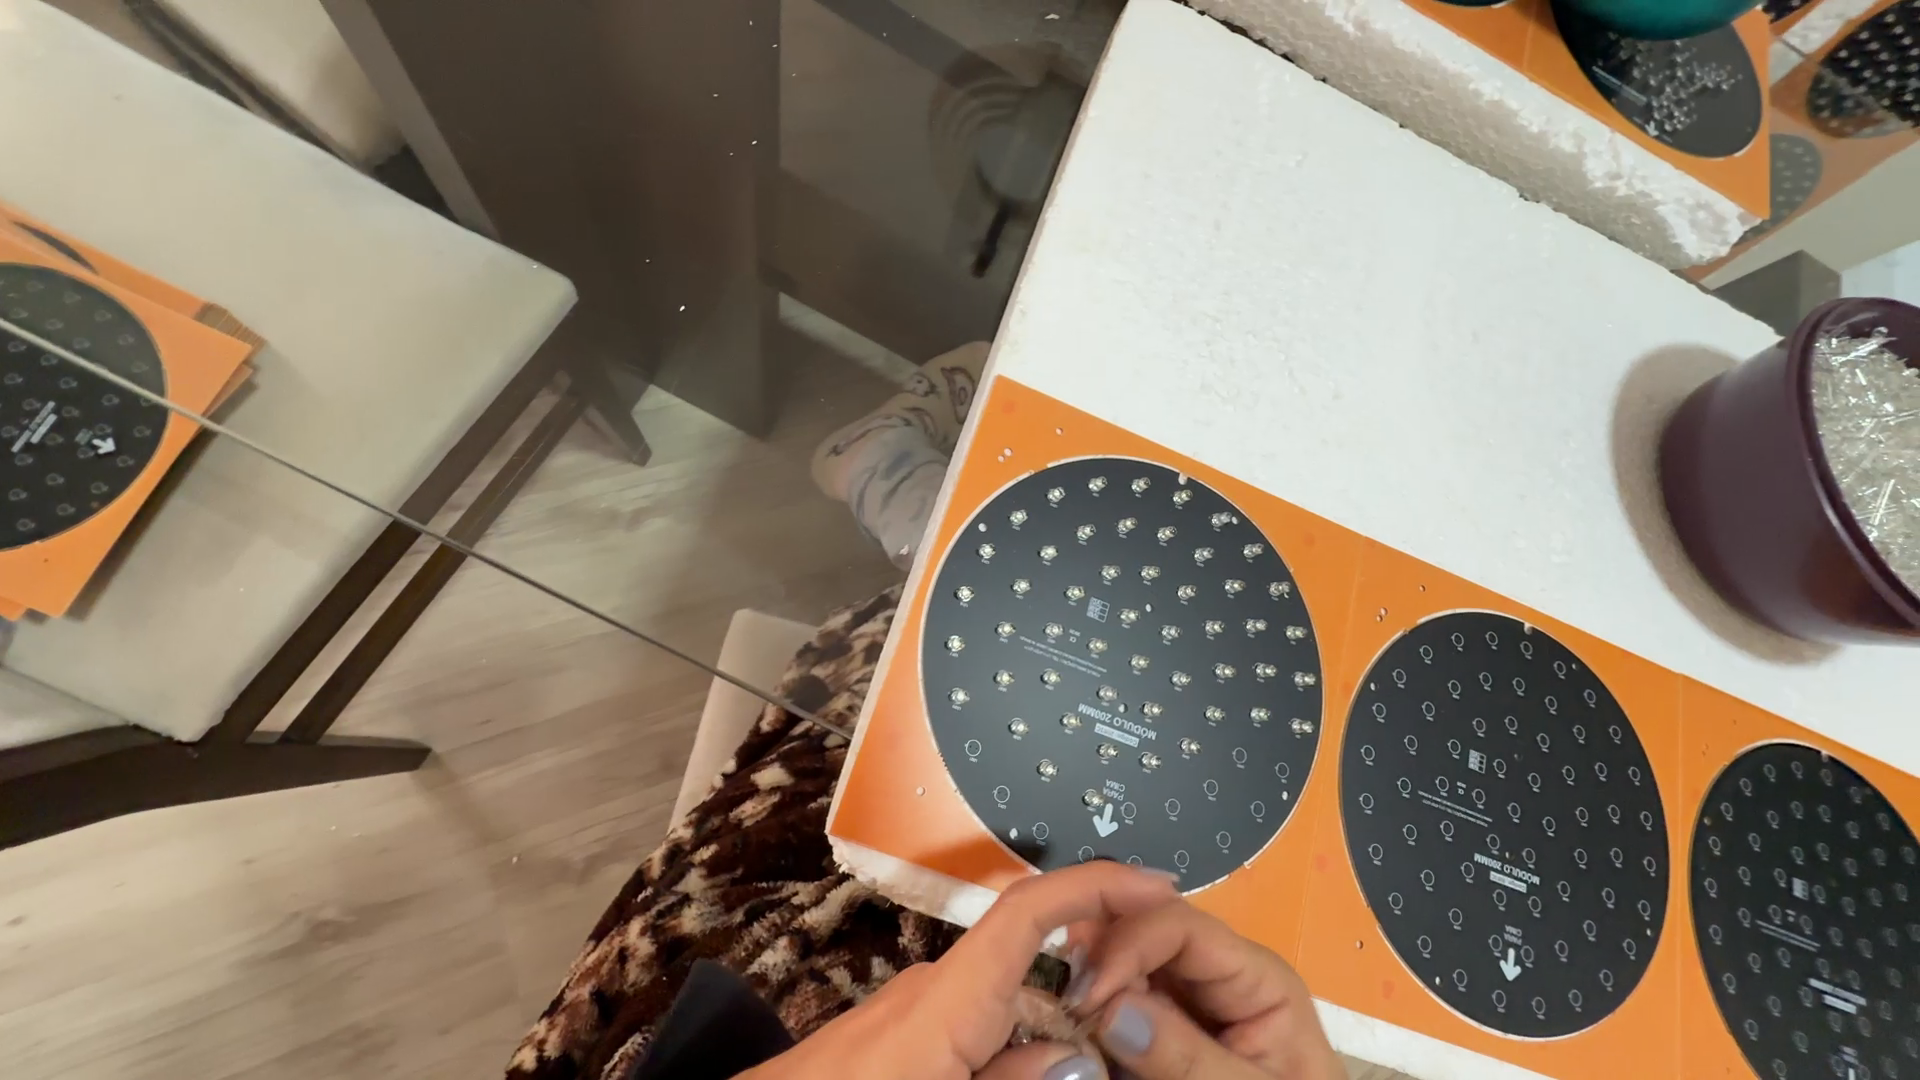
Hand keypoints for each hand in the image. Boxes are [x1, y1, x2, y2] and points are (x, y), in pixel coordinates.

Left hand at [741, 863, 1179, 1079]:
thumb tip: (1074, 1058)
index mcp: (945, 1001)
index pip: (1029, 913)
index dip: (1094, 885)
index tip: (1156, 883)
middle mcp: (932, 986)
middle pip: (1029, 951)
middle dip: (1091, 960)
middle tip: (1147, 993)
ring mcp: (914, 1005)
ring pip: (1006, 994)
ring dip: (1054, 1011)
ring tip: (1099, 1025)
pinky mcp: (903, 1031)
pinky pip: (978, 1020)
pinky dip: (1015, 1037)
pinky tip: (1031, 1059)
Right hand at [1065, 899, 1342, 1079]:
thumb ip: (1188, 1057)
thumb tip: (1110, 1007)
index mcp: (1253, 974)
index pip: (1178, 924)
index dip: (1126, 944)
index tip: (1086, 995)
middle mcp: (1215, 973)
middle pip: (1143, 933)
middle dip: (1100, 959)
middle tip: (1064, 1004)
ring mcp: (1187, 999)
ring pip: (1123, 964)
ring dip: (1091, 986)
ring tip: (1067, 1019)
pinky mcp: (1163, 1026)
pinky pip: (1120, 1004)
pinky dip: (1095, 1016)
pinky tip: (1080, 1033)